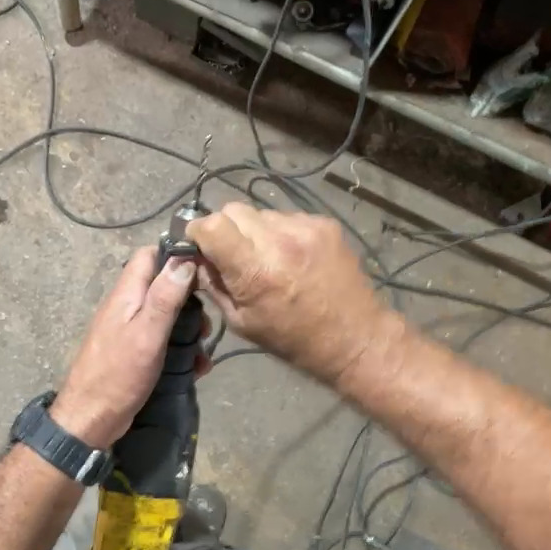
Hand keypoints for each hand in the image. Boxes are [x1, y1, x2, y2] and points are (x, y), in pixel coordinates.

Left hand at [51, 247, 207, 450]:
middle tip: (207, 321)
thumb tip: (184, 260)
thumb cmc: (118, 374)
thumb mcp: (147, 333)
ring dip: (189, 328)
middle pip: (163, 285)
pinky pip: (164, 340)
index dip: (176, 255)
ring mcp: (131, 330)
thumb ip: (165, 297)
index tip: (205, 268)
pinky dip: (181, 349)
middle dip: (190, 298)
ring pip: (167, 315)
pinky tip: (195, 367)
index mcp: (127, 294)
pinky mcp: (136, 352)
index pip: (150, 255)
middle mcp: (127, 306)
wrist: (90, 420)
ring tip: (203, 347)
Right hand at [187, 204, 397, 385]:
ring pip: (261, 212)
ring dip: (255, 230)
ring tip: (269, 258)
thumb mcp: (241, 322)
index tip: (199, 243)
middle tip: (233, 252)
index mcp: (255, 270)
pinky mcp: (325, 224)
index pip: (211, 224)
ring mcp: (305, 228)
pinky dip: (282, 232)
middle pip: (233, 210)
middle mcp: (279, 240)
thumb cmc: (293, 339)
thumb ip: (214, 284)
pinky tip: (293, 257)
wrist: (354, 338)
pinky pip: (287, 217)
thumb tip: (196, 258)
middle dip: (225, 228)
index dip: (198, 231)